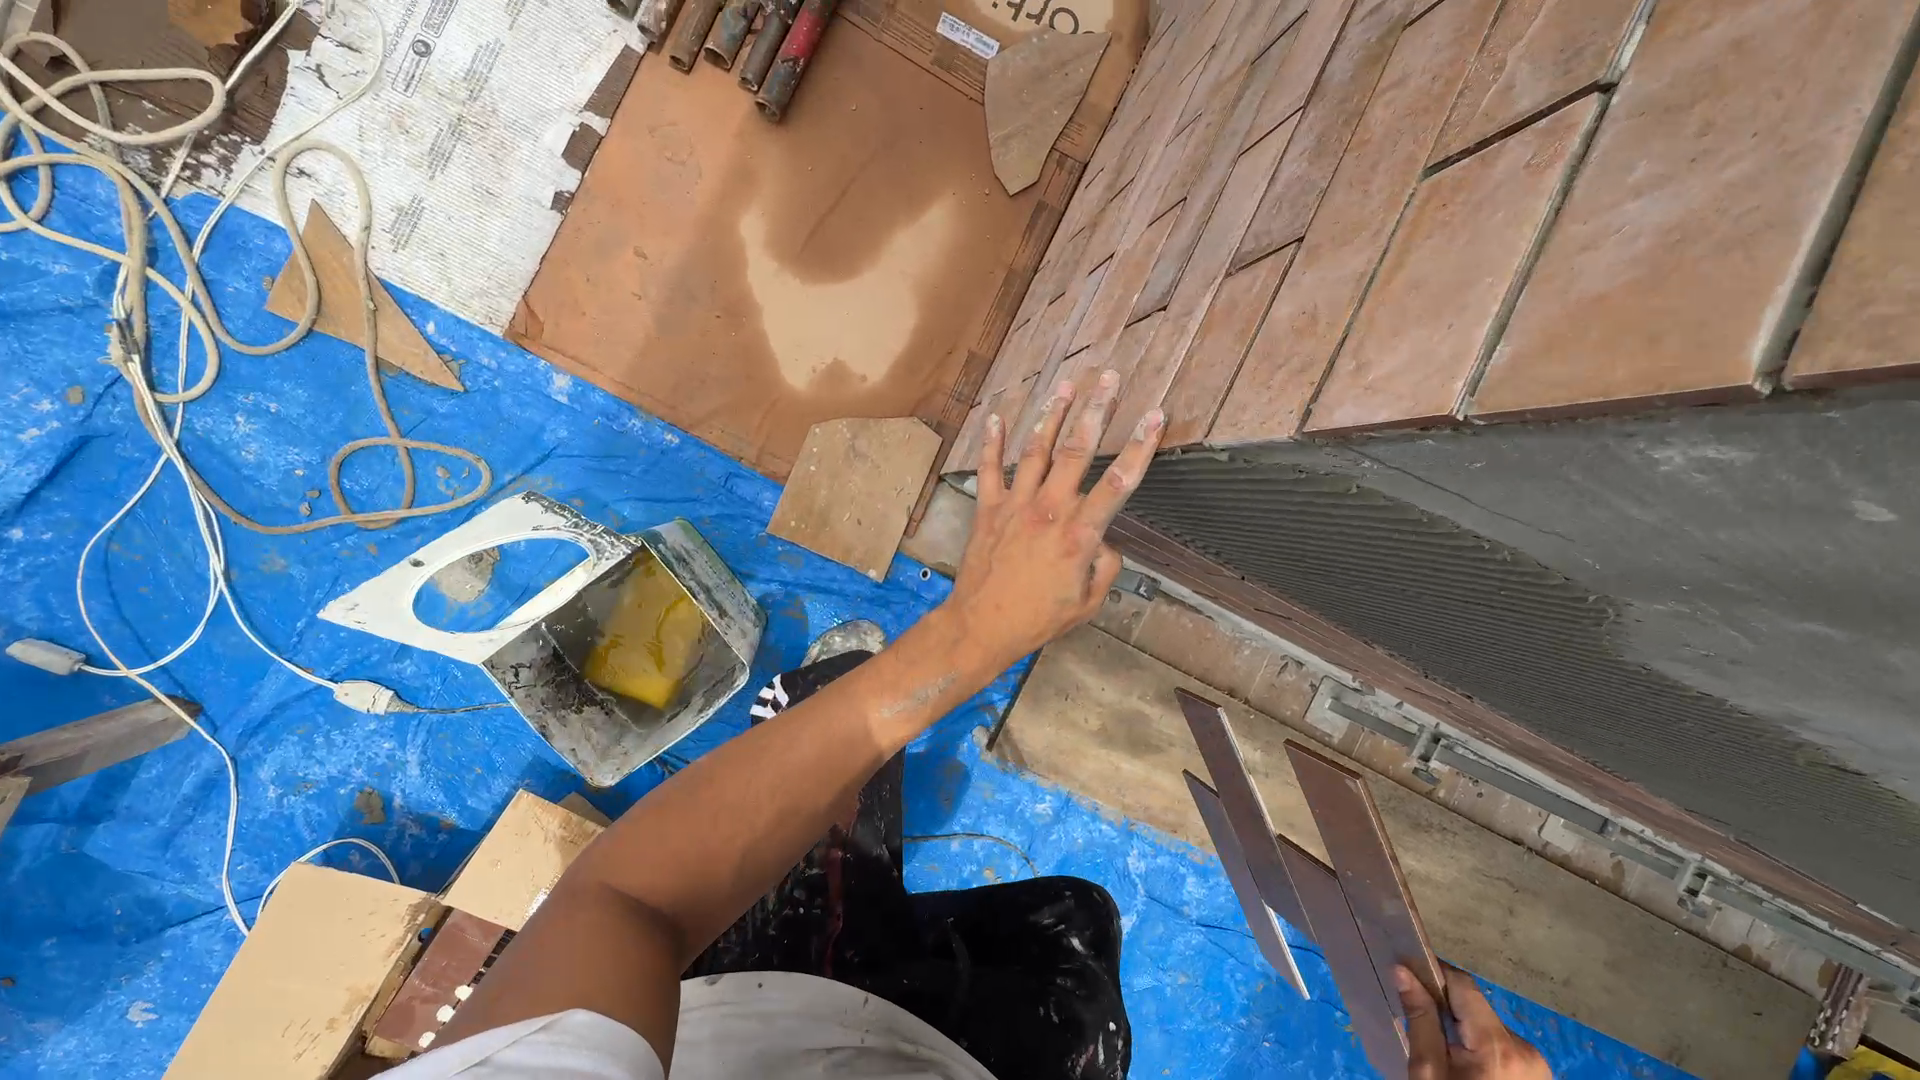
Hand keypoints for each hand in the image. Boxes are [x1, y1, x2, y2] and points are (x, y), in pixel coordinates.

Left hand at [943, 370, 1164, 672]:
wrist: (981, 626)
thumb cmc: (1037, 620)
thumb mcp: (1087, 603)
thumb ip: (1105, 568)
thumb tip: (1106, 542)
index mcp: (1079, 535)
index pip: (1118, 483)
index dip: (1140, 447)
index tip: (1155, 415)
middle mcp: (1049, 511)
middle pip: (1078, 451)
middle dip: (1096, 410)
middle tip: (1109, 377)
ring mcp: (1015, 506)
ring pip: (1037, 450)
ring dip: (1052, 414)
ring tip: (1066, 385)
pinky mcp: (988, 509)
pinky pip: (990, 469)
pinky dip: (993, 442)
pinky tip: (996, 416)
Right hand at [1397, 966, 1551, 1079]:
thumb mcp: (1428, 1071)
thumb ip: (1420, 1019)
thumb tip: (1402, 971)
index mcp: (1498, 1045)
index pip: (1463, 984)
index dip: (1433, 974)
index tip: (1407, 975)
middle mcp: (1526, 1049)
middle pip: (1476, 1006)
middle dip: (1446, 1007)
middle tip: (1420, 1023)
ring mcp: (1539, 1066)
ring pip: (1489, 1026)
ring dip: (1464, 1029)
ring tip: (1444, 1052)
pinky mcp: (1540, 1077)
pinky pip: (1504, 1047)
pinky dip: (1481, 1047)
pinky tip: (1468, 1069)